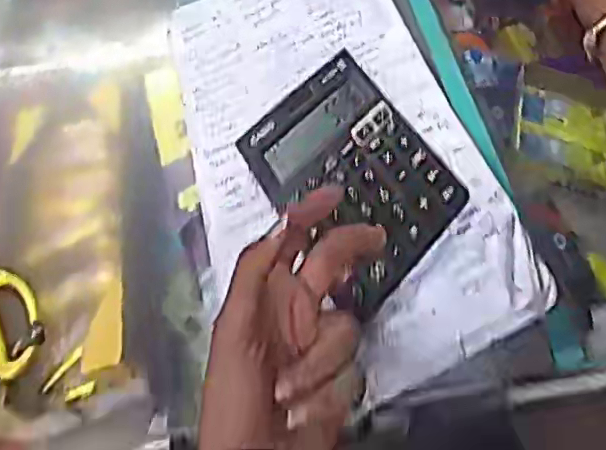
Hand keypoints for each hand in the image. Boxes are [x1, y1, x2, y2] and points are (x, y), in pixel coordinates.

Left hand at [198, 187, 385, 449]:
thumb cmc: (231, 398)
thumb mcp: (233, 326)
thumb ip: (255, 269)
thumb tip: (279, 222)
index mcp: (266, 292)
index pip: (291, 239)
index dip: (312, 212)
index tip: (334, 194)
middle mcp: (294, 312)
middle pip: (329, 264)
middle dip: (351, 248)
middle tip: (375, 237)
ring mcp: (315, 347)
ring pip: (344, 327)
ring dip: (319, 365)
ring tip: (287, 390)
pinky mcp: (334, 383)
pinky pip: (350, 372)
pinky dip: (326, 395)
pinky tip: (301, 411)